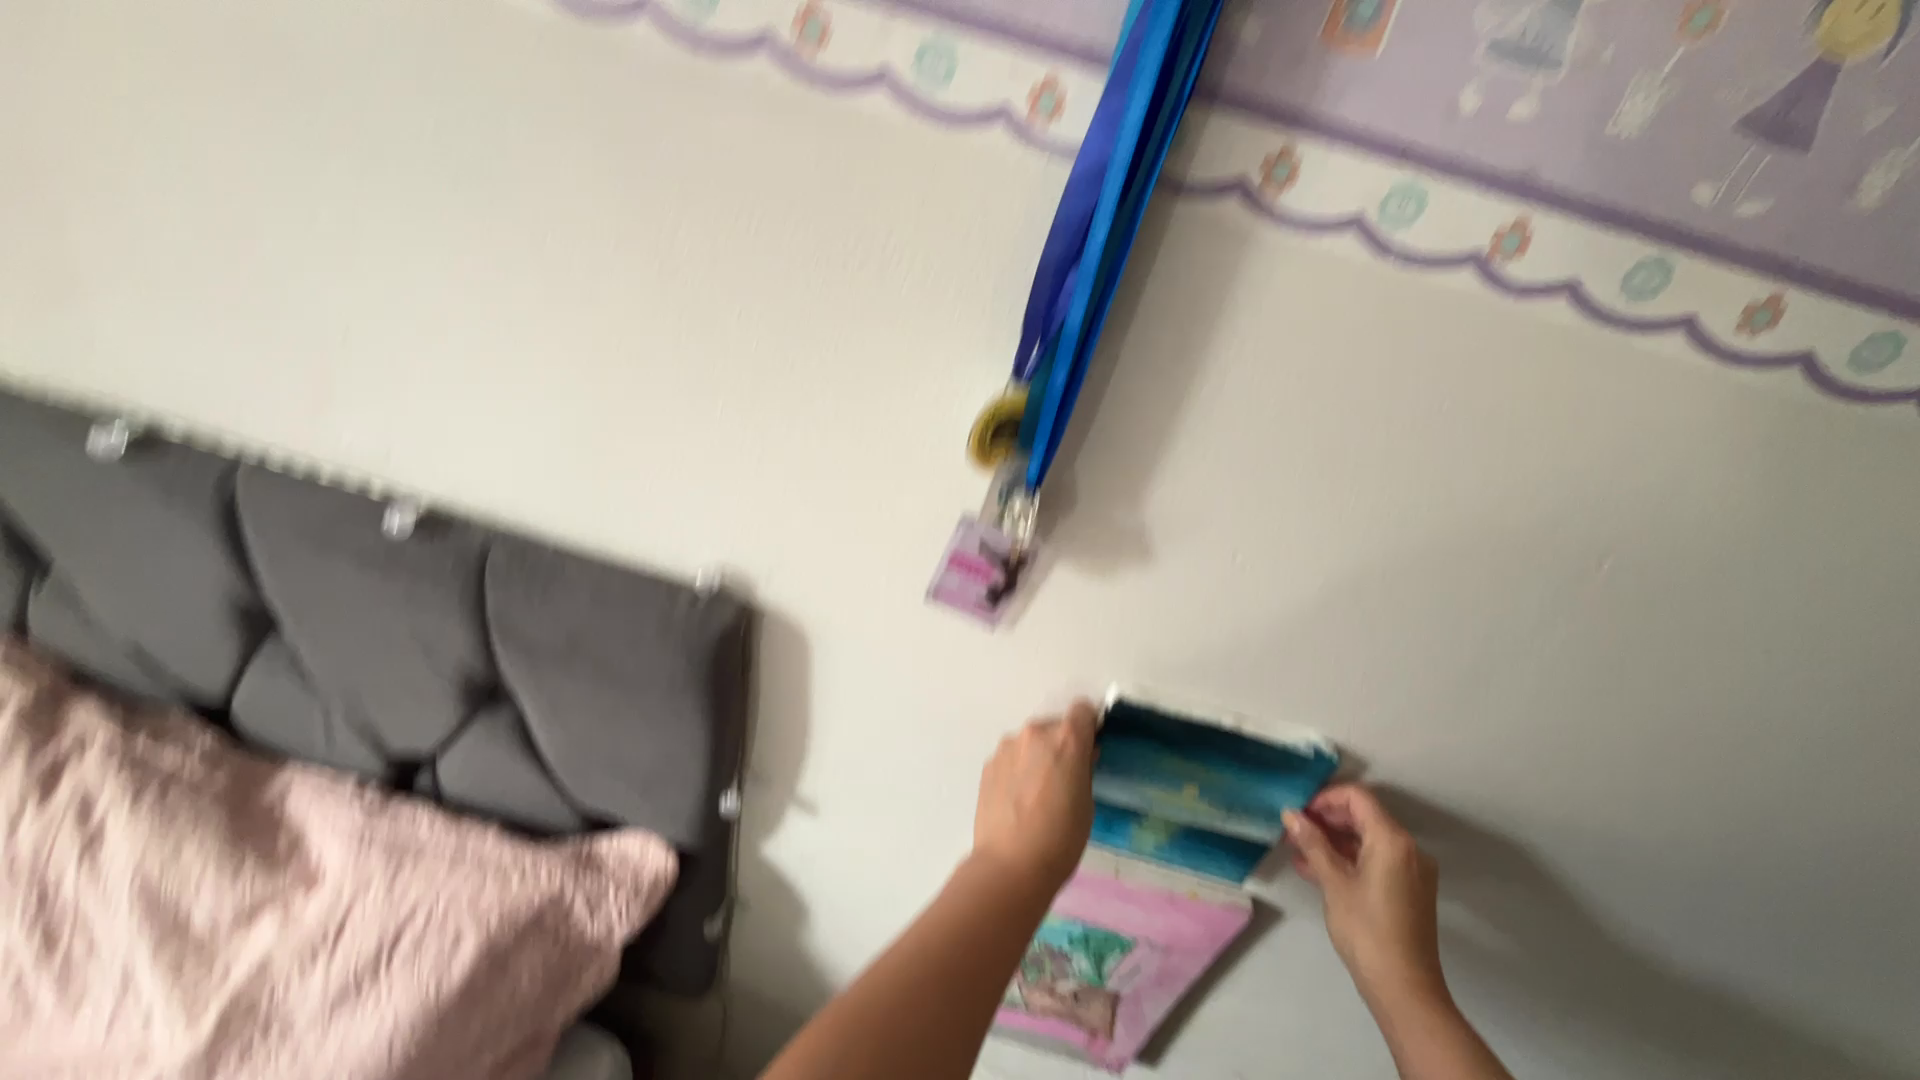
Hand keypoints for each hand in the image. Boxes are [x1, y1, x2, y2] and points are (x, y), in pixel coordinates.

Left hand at [971, 701, 1097, 895]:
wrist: (1010, 865)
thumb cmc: (1061, 838)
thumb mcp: (1087, 803)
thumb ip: (1084, 769)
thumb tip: (1080, 756)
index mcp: (1066, 739)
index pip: (1083, 710)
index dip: (1089, 728)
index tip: (1089, 749)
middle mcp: (1034, 733)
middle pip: (1054, 726)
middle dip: (1061, 745)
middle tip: (1063, 779)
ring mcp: (1007, 747)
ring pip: (1030, 742)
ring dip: (1036, 756)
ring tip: (1035, 794)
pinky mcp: (988, 764)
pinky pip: (1011, 758)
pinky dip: (1017, 770)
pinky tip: (1017, 801)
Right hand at [1285, 785, 1446, 1009]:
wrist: (1403, 987)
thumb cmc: (1366, 929)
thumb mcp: (1333, 883)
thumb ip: (1313, 843)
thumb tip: (1291, 814)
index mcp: (1393, 841)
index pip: (1358, 798)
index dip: (1325, 798)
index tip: (1298, 812)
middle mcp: (1408, 849)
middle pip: (1364, 817)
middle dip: (1327, 819)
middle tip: (1293, 830)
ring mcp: (1411, 871)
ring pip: (1367, 840)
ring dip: (1334, 841)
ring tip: (1298, 850)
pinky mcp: (1407, 890)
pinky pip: (1375, 861)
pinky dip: (1348, 859)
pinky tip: (1316, 870)